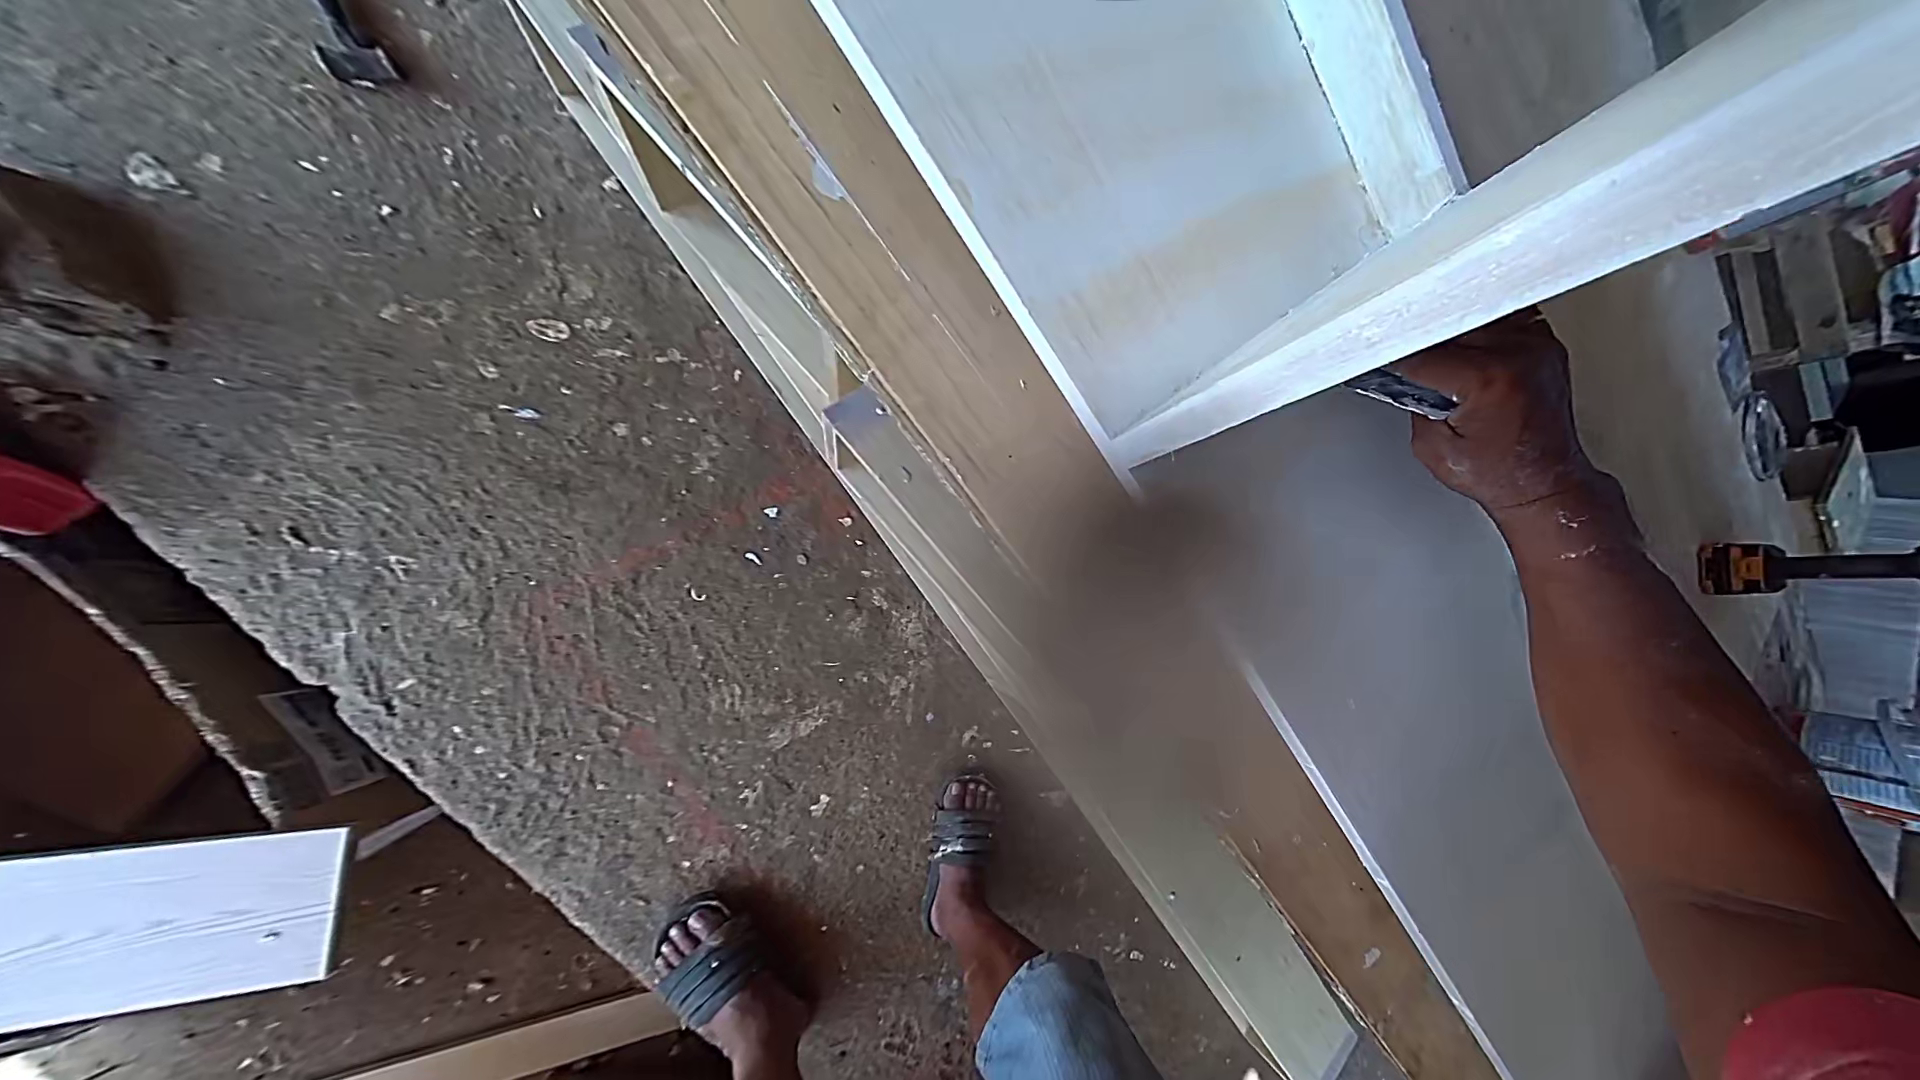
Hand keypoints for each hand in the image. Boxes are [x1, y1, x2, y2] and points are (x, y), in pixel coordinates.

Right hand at [1394, 310, 1597, 512]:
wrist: (1542, 482)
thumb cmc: (1497, 472)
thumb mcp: (1430, 444)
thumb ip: (1412, 402)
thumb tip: (1399, 375)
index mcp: (1489, 377)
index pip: (1421, 352)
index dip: (1388, 356)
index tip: (1371, 354)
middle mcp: (1520, 353)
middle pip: (1450, 324)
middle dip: (1418, 341)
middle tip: (1397, 355)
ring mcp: (1537, 345)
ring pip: (1476, 313)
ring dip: (1448, 331)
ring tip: (1429, 351)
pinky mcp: (1544, 345)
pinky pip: (1502, 318)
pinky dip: (1476, 328)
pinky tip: (1461, 343)